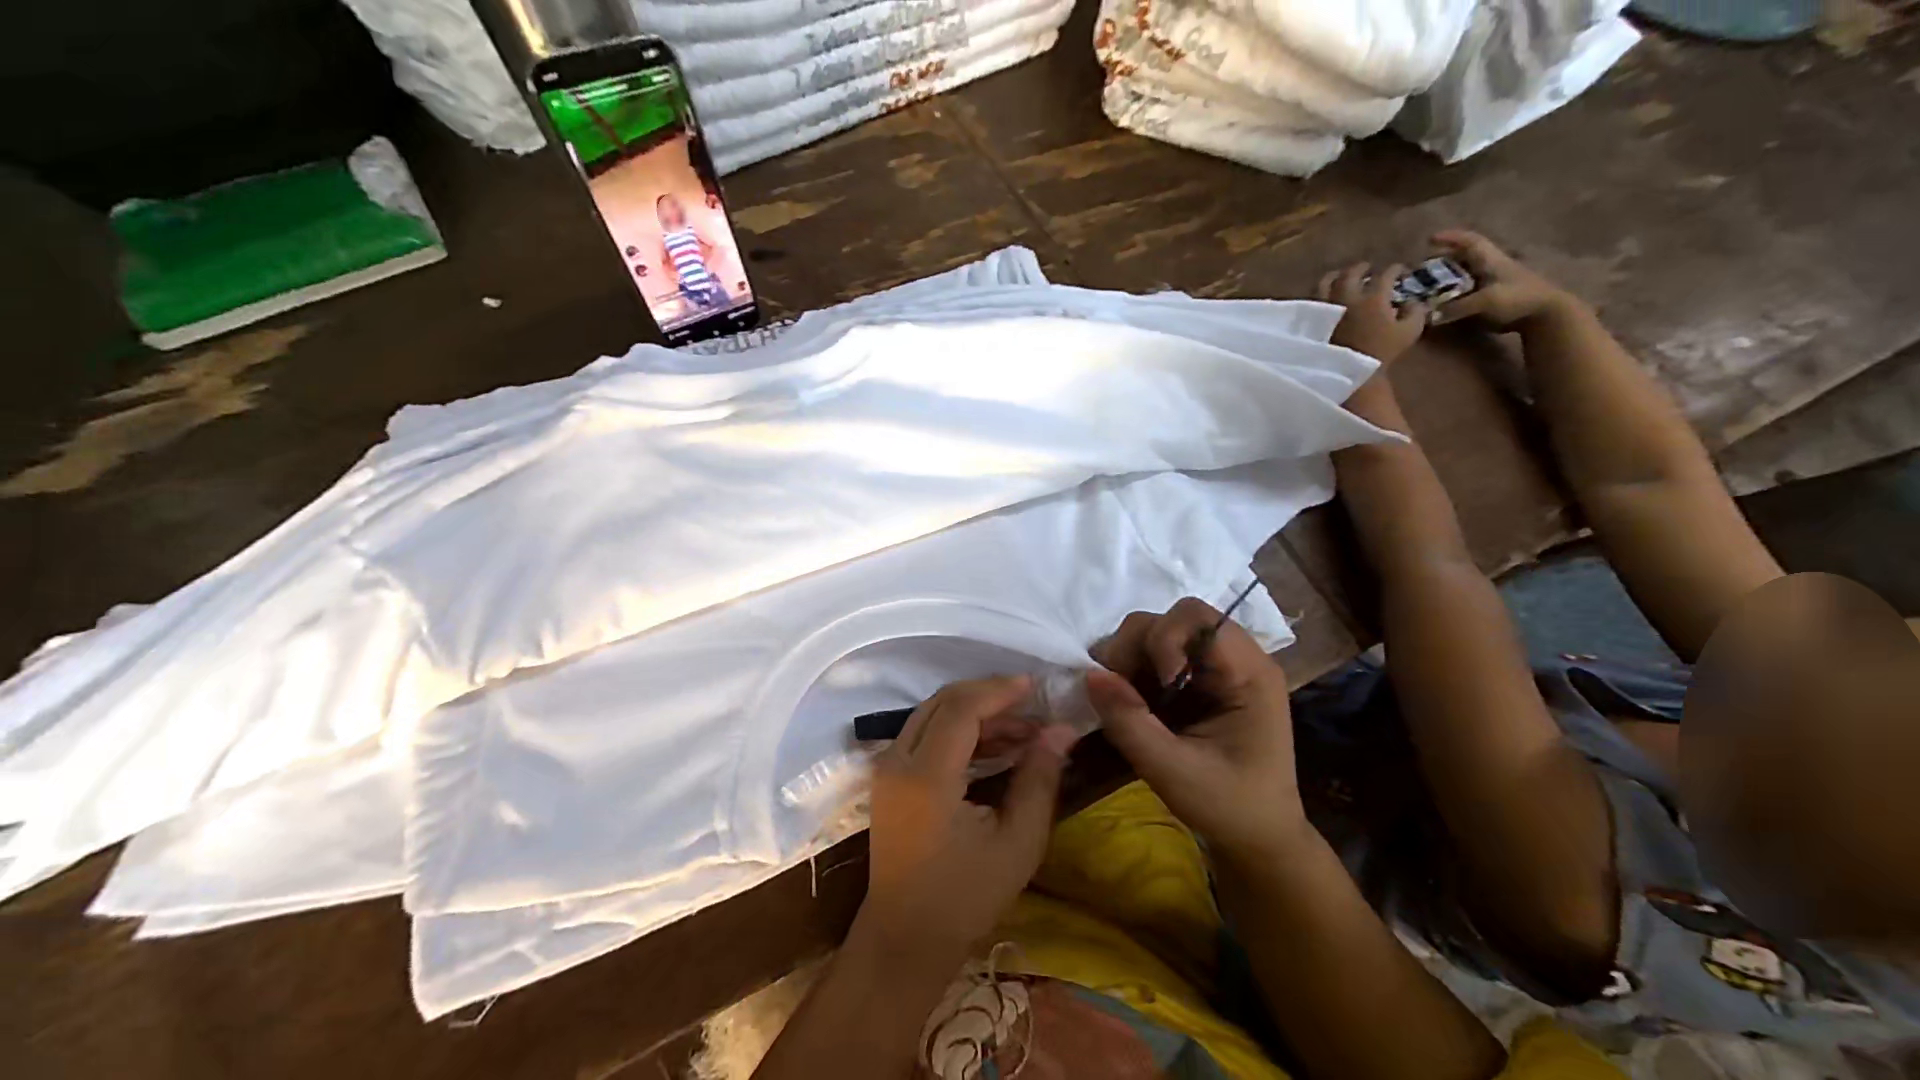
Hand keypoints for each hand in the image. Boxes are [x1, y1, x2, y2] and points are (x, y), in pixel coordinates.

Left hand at [862, 676, 1077, 955]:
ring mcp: (887, 769)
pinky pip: (924, 735)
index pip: (961, 708)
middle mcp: (898, 762)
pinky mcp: (889, 779)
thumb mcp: (1017, 842)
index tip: (1036, 686)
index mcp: (926, 777)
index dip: (999, 690)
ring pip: (931, 715)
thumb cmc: (965, 897)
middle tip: (1033, 707)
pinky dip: (958, 731)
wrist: (905, 938)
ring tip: (1024, 731)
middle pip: (942, 702)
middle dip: (989, 696)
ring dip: (975, 714)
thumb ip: (1038, 779)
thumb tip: (1061, 730)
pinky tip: (995, 747)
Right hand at [1087, 599, 1309, 863]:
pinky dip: (1135, 671)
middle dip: (1137, 647)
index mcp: (1249, 674)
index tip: (1157, 687)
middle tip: (1120, 692)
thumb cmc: (1229, 807)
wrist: (1258, 838)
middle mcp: (1235, 659)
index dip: (1164, 640)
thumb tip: (1090, 675)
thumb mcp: (1175, 772)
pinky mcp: (1198, 681)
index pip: (1198, 618)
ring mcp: (1215, 669)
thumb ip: (1131, 723)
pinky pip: (1157, 655)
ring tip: (1123, 700)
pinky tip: (1131, 703)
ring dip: (1131, 658)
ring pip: (1159, 632)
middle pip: (1173, 619)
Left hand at [1320, 262, 1429, 363]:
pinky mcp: (1314, 319)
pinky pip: (1314, 299)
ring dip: (1337, 275)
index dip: (1395, 269)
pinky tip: (1326, 294)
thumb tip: (1413, 301)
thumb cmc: (1382, 352)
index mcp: (1373, 298)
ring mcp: (1328, 307)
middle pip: (1352, 273)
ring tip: (1341, 275)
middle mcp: (1348, 297)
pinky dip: (1321, 292)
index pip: (1386, 275)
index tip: (1399, 270)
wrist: (1349, 372)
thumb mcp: (1410, 331)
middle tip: (1368, 267)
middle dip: (1362, 267)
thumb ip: (1416, 311)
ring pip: (1327, 282)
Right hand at [1430, 229, 1581, 329]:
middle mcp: (1492, 267)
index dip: (1451, 237)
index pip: (1470, 241)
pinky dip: (1454, 292)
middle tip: (1424, 268)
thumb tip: (1429, 316)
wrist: (1546, 314)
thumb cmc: (1518, 299)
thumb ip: (1455, 308)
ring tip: (1429, 285)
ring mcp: (1494, 282)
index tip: (1430, 238)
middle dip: (1444, 260)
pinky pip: (1468, 290)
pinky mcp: (1495, 297)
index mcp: (1491, 260)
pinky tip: (1444, 301)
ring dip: (1448, 277)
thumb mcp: (1485, 301)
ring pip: (1466, 273)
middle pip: (1465, 257)